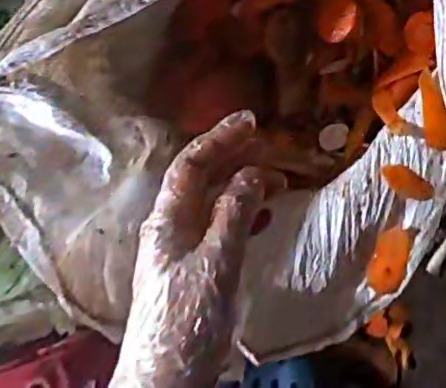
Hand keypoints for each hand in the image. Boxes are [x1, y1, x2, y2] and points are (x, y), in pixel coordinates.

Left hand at [114, 111, 280, 387]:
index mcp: (167, 222)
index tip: (250, 121)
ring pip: (215, 203)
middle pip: (201, 180)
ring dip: (244, 185)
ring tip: (278, 180)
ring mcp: (182, 253)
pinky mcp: (196, 274)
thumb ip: (236, 212)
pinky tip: (266, 216)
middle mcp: (171, 230)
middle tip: (269, 145)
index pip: (190, 165)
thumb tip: (255, 170)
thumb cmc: (187, 323)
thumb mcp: (217, 263)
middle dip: (234, 158)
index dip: (219, 138)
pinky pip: (223, 227)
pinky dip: (246, 213)